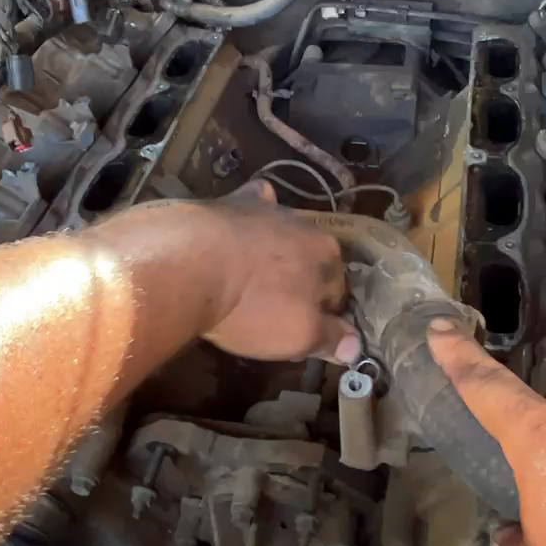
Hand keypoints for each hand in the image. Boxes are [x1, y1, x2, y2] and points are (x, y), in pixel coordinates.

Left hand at [87, 181, 359, 363]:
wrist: (190, 266)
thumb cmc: (250, 307)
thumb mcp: (297, 336)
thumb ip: (330, 338)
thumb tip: (356, 345)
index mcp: (327, 256)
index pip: (337, 290)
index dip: (324, 314)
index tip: (305, 331)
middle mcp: (305, 226)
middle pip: (311, 258)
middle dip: (302, 279)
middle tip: (276, 308)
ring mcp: (268, 209)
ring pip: (283, 231)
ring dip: (277, 249)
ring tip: (255, 275)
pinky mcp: (234, 201)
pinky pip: (254, 201)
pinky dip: (254, 210)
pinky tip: (243, 222)